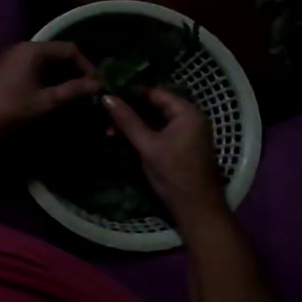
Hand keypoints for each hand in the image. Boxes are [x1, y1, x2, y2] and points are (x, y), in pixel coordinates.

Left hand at [0, 42, 99, 136]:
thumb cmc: (12, 110)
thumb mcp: (47, 102)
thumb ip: (74, 91)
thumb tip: (99, 85)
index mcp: (34, 50)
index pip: (70, 50)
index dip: (87, 67)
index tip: (97, 86)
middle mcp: (24, 48)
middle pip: (59, 54)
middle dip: (76, 72)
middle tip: (89, 92)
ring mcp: (15, 58)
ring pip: (49, 63)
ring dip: (64, 77)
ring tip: (76, 96)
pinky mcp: (10, 70)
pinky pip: (37, 69)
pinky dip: (50, 80)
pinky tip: (57, 96)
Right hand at [102, 88, 228, 227]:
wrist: (196, 209)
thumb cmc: (174, 174)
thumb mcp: (148, 146)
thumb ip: (127, 121)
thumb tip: (107, 98)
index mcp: (187, 112)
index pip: (155, 92)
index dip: (130, 92)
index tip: (107, 93)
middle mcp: (189, 117)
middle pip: (154, 105)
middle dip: (129, 109)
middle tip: (105, 112)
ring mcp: (186, 131)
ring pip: (154, 119)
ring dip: (133, 123)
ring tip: (109, 129)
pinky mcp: (180, 144)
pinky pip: (158, 131)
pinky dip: (142, 133)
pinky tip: (122, 137)